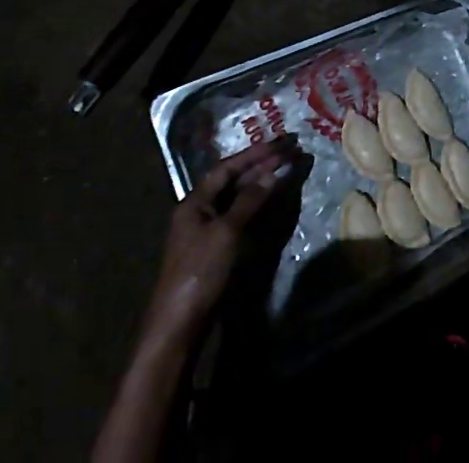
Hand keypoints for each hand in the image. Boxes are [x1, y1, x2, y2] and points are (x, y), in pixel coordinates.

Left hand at [142, 139, 297, 340]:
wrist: (180, 323)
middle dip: (260, 166)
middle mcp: (199, 211)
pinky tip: (271, 203)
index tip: (280, 144)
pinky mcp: (216, 250)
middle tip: (289, 152)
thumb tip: (271, 172)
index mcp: (194, 202)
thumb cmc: (200, 272)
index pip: (227, 168)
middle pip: (231, 181)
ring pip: (236, 199)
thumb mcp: (226, 232)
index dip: (254, 154)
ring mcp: (207, 231)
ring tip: (285, 171)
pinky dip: (255, 207)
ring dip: (259, 184)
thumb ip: (249, 201)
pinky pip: (238, 217)